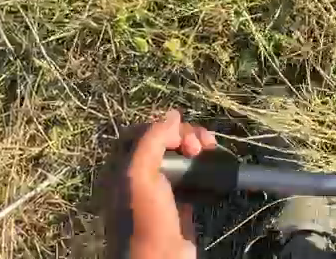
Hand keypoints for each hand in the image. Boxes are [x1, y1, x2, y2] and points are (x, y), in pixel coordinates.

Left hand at [119, 109, 216, 258]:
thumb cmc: (145, 220)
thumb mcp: (140, 176)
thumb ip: (152, 141)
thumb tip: (173, 115)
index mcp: (123, 168)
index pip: (141, 131)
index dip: (161, 125)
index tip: (179, 131)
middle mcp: (140, 176)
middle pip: (163, 140)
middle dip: (185, 134)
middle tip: (200, 144)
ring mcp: (161, 190)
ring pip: (180, 154)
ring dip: (196, 144)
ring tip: (210, 148)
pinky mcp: (180, 202)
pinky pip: (191, 173)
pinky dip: (202, 163)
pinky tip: (211, 162)